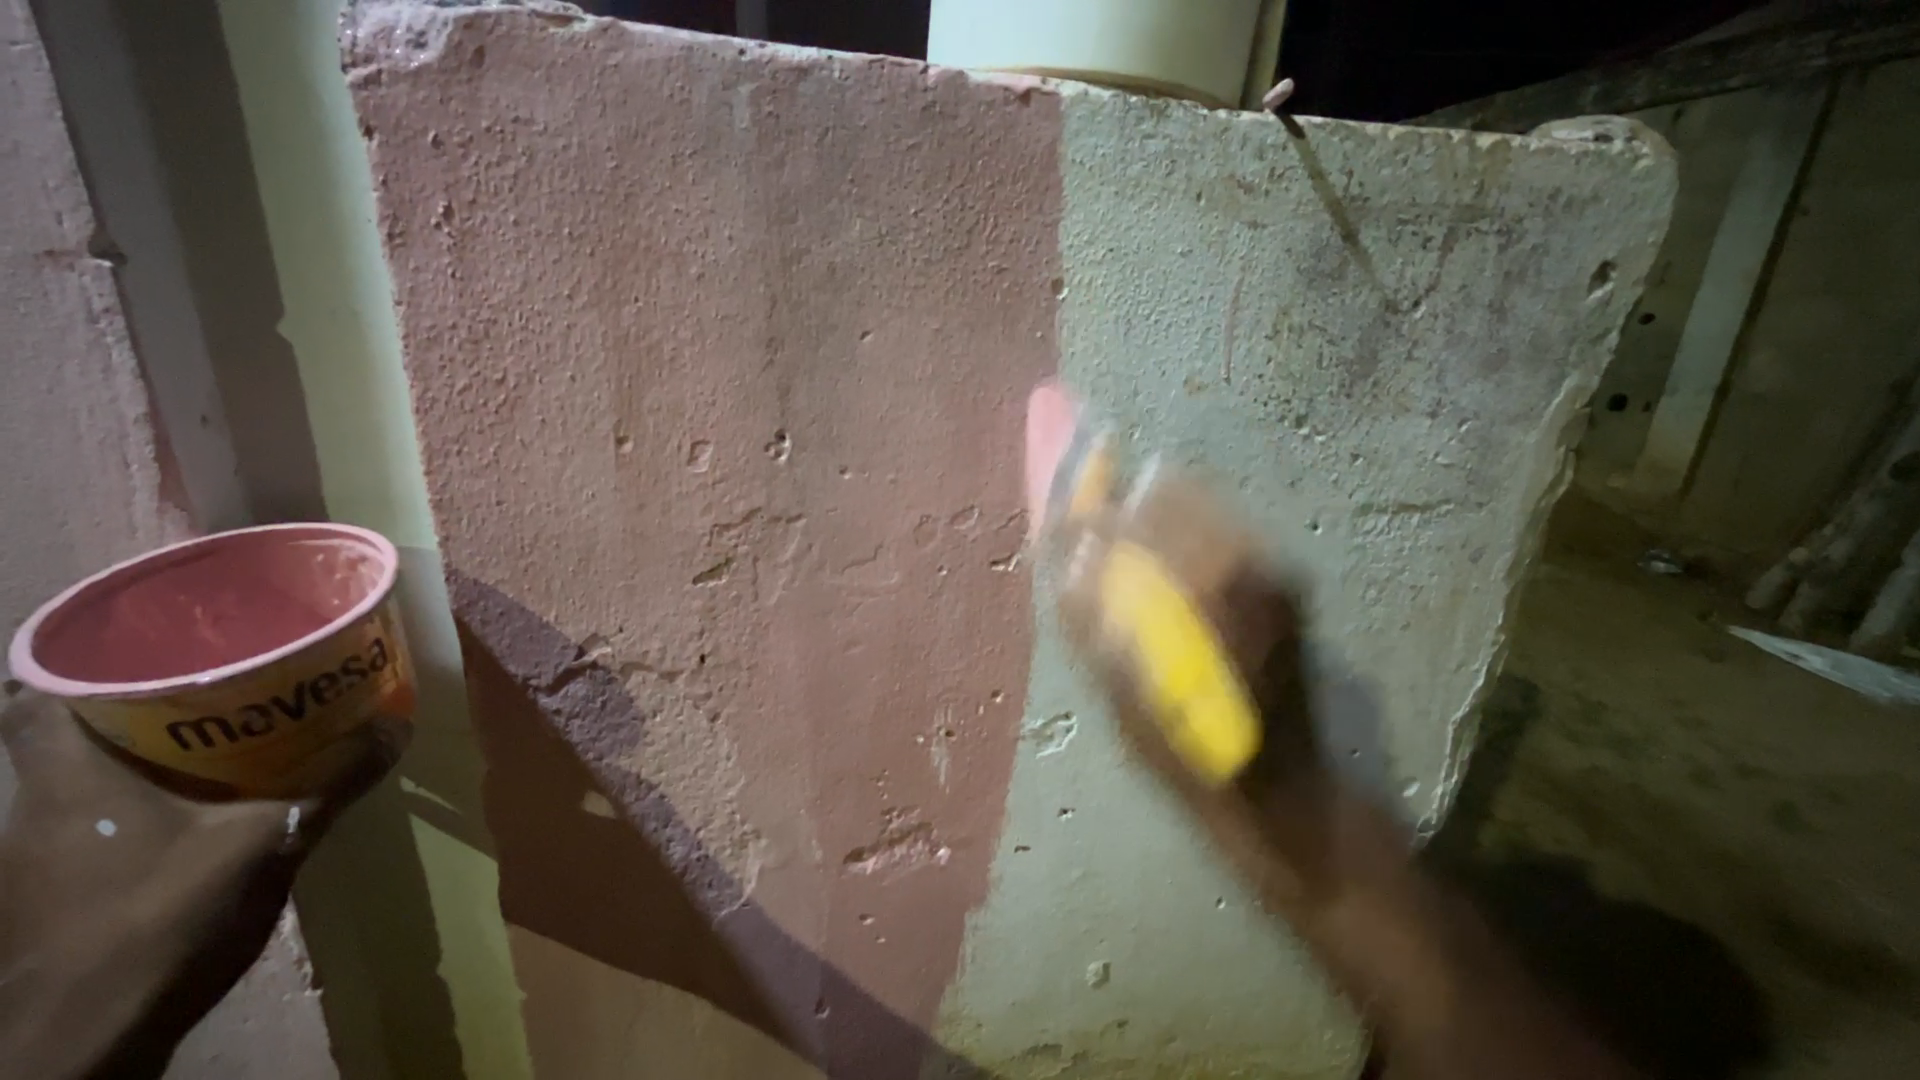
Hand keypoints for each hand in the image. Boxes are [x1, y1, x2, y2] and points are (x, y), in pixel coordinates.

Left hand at [0, 692, 404, 1078]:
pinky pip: (97, 824)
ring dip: (142, 760)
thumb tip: (396, 727)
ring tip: (223, 743)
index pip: (32, 698)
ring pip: (83, 783)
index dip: (75, 665)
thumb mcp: (264, 845)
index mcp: (67, 782)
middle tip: (215, 688)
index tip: (144, 647)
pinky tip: (202, 814)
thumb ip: (331, 783)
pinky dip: (143, 806)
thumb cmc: (159, 922)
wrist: (79, 1048)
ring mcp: (38, 859)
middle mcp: (36, 810)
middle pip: (66, 736)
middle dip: (135, 709)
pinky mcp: (55, 896)